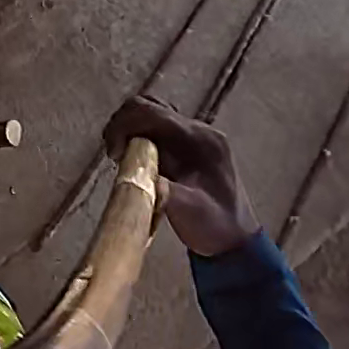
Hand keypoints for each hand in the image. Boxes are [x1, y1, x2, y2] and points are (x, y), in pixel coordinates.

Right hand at [102, 96, 259, 256]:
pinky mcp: (183, 144)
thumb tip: (132, 173)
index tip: (114, 154)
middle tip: (114, 154)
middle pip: (147, 105)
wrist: (235, 243)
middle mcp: (197, 130)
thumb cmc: (214, 226)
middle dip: (122, 124)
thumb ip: (161, 188)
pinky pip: (152, 126)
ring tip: (121, 156)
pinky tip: (133, 157)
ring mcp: (192, 136)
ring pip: (147, 112)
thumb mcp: (187, 209)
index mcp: (201, 140)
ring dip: (126, 128)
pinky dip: (134, 134)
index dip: (123, 125)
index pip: (152, 112)